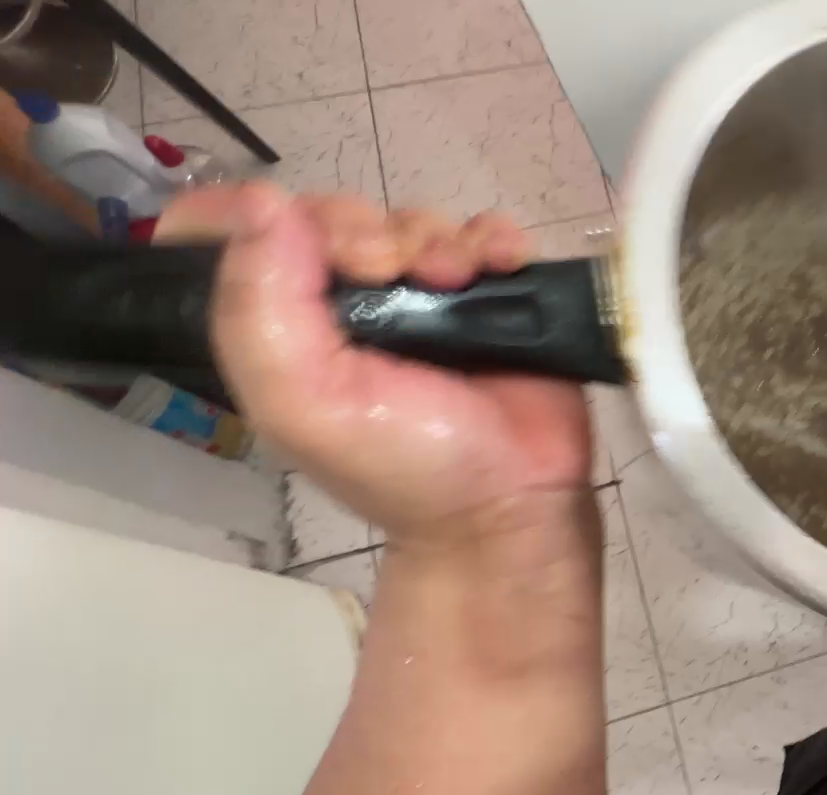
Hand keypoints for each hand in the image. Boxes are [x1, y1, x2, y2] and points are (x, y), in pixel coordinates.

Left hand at [157, 184, 592, 546]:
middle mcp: (363, 307)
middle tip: (395, 276)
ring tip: (458, 280)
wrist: (514, 502)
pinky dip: (497, 237)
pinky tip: (503, 262)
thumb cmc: (407, 467)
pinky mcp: (503, 307)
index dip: (272, 216)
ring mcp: (438, 305)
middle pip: (348, 218)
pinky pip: (492, 240)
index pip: (255, 231)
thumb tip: (268, 202)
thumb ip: (259, 308)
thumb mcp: (302, 403)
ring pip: (422, 224)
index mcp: (296, 325)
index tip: (311, 247)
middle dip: (369, 234)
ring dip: (439, 239)